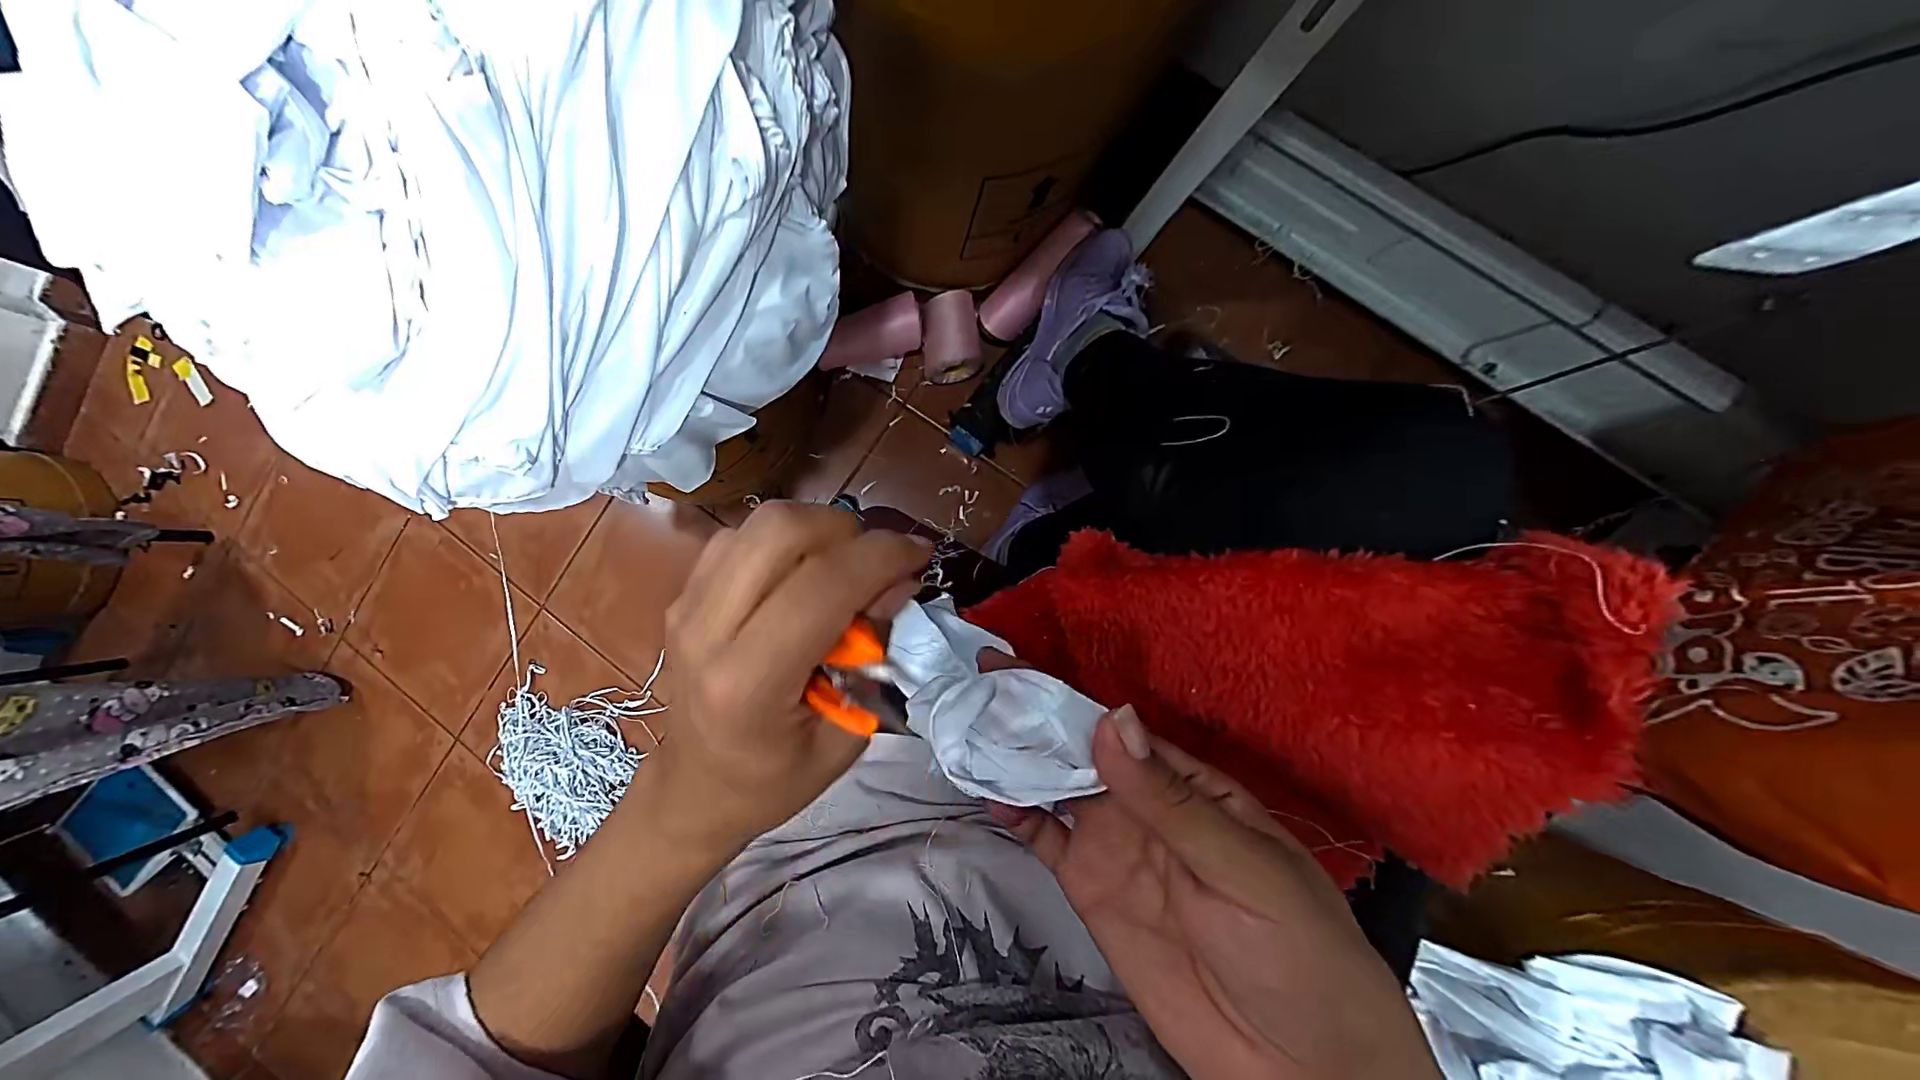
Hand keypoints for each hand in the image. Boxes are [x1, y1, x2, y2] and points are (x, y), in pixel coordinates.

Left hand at [655, 503, 928, 842]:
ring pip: (761, 522)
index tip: (919, 555)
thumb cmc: (773, 780)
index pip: (821, 588)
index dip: (881, 557)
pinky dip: (788, 540)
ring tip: (845, 567)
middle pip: (781, 530)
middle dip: (846, 530)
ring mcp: (686, 605)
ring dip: (818, 529)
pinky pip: (743, 535)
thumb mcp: (844, 738)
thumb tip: (898, 583)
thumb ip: (876, 659)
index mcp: (747, 684)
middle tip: (876, 563)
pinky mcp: (683, 592)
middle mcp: (706, 630)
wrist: (695, 788)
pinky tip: (805, 573)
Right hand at [991, 706, 1439, 1079]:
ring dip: (1013, 759)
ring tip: (966, 730)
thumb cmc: (1296, 950)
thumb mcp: (1241, 867)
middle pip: (1076, 751)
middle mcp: (1142, 805)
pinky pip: (1046, 841)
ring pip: (1053, 788)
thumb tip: (1112, 717)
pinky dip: (1017, 815)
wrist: (1299, 1067)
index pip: (1116, 728)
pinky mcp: (1091, 890)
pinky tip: (991, 795)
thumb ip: (1170, 798)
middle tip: (975, 686)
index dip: (1065, 698)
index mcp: (1186, 784)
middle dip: (1028, 718)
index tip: (1013, 671)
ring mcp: (1113, 846)